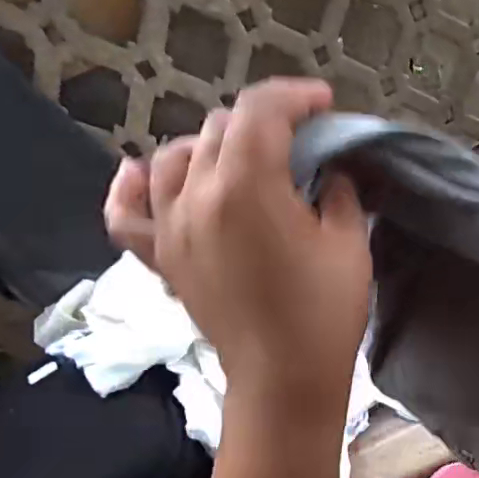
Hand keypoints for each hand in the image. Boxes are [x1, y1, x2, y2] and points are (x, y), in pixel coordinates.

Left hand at [104, 79, 369, 421]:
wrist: (285, 380)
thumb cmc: (325, 316)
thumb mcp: (350, 249)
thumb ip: (340, 197)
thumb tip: (329, 175)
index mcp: (249, 184)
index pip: (262, 112)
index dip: (295, 97)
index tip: (323, 104)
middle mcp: (197, 193)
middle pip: (221, 129)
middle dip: (263, 124)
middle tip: (300, 144)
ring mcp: (170, 225)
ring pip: (175, 157)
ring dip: (212, 147)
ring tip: (243, 163)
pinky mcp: (162, 258)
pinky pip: (128, 211)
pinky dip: (133, 185)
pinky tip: (143, 174)